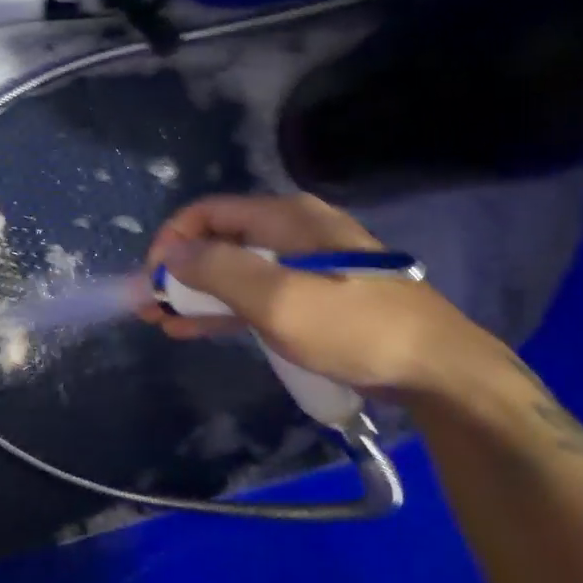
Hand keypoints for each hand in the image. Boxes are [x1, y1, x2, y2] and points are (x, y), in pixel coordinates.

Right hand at [138, 193, 507, 395]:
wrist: (435, 370)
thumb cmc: (355, 329)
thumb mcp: (278, 298)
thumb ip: (219, 270)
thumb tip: (170, 253)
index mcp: (286, 219)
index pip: (207, 213)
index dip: (171, 241)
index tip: (152, 281)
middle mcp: (292, 233)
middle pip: (217, 241)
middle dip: (177, 272)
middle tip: (147, 307)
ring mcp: (303, 266)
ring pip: (232, 272)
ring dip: (193, 295)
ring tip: (159, 322)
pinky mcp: (311, 297)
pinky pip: (252, 295)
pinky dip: (220, 309)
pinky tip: (190, 329)